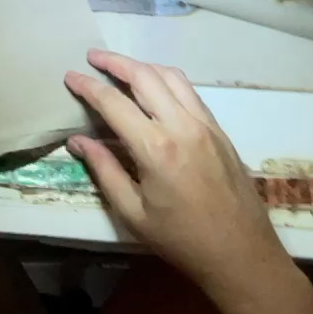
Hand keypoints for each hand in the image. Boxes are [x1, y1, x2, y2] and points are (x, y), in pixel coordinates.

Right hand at [64, 50, 295, 303]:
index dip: (88, 86)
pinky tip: (155, 87)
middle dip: (115, 61)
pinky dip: (167, 79)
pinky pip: (190, 91)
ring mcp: (205, 124)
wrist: (243, 257)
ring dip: (142, 65)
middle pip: (144, 75)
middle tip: (92, 56)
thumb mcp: (133, 213)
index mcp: (155, 148)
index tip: (69, 75)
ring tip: (121, 67)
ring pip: (171, 76)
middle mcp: (181, 126)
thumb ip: (104, 170)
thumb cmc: (182, 240)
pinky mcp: (220, 130)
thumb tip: (77, 141)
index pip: (113, 102)